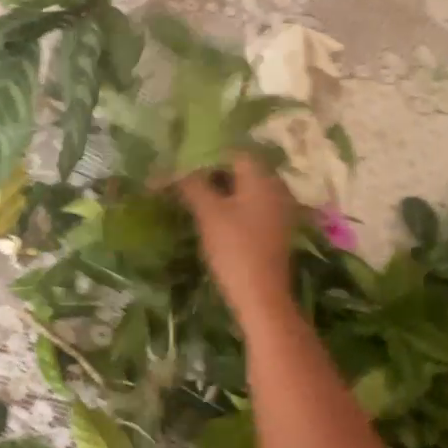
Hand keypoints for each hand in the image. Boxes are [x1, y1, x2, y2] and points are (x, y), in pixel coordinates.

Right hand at [175, 156, 294, 313]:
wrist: (261, 296)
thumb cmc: (235, 248)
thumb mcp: (207, 212)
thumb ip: (190, 184)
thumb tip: (168, 167)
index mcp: (263, 178)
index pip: (233, 151)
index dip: (205, 152)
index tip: (180, 158)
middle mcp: (276, 188)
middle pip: (240, 168)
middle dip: (211, 169)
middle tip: (182, 175)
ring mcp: (278, 209)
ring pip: (244, 187)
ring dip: (219, 187)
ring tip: (191, 193)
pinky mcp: (274, 228)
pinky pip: (250, 204)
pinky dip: (230, 203)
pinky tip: (211, 213)